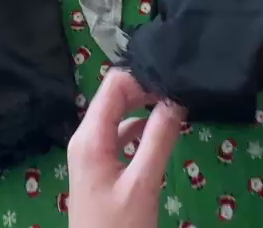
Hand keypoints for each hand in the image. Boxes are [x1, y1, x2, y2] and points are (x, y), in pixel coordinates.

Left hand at [66, 69, 187, 227]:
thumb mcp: (142, 185)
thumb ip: (158, 139)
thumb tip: (175, 98)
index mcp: (90, 135)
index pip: (114, 84)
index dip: (142, 77)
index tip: (172, 82)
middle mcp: (86, 137)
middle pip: (114, 97)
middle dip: (144, 90)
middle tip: (177, 93)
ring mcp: (90, 153)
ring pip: (117, 116)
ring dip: (143, 110)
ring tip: (174, 108)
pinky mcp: (99, 168)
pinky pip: (118, 136)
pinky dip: (138, 130)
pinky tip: (160, 134)